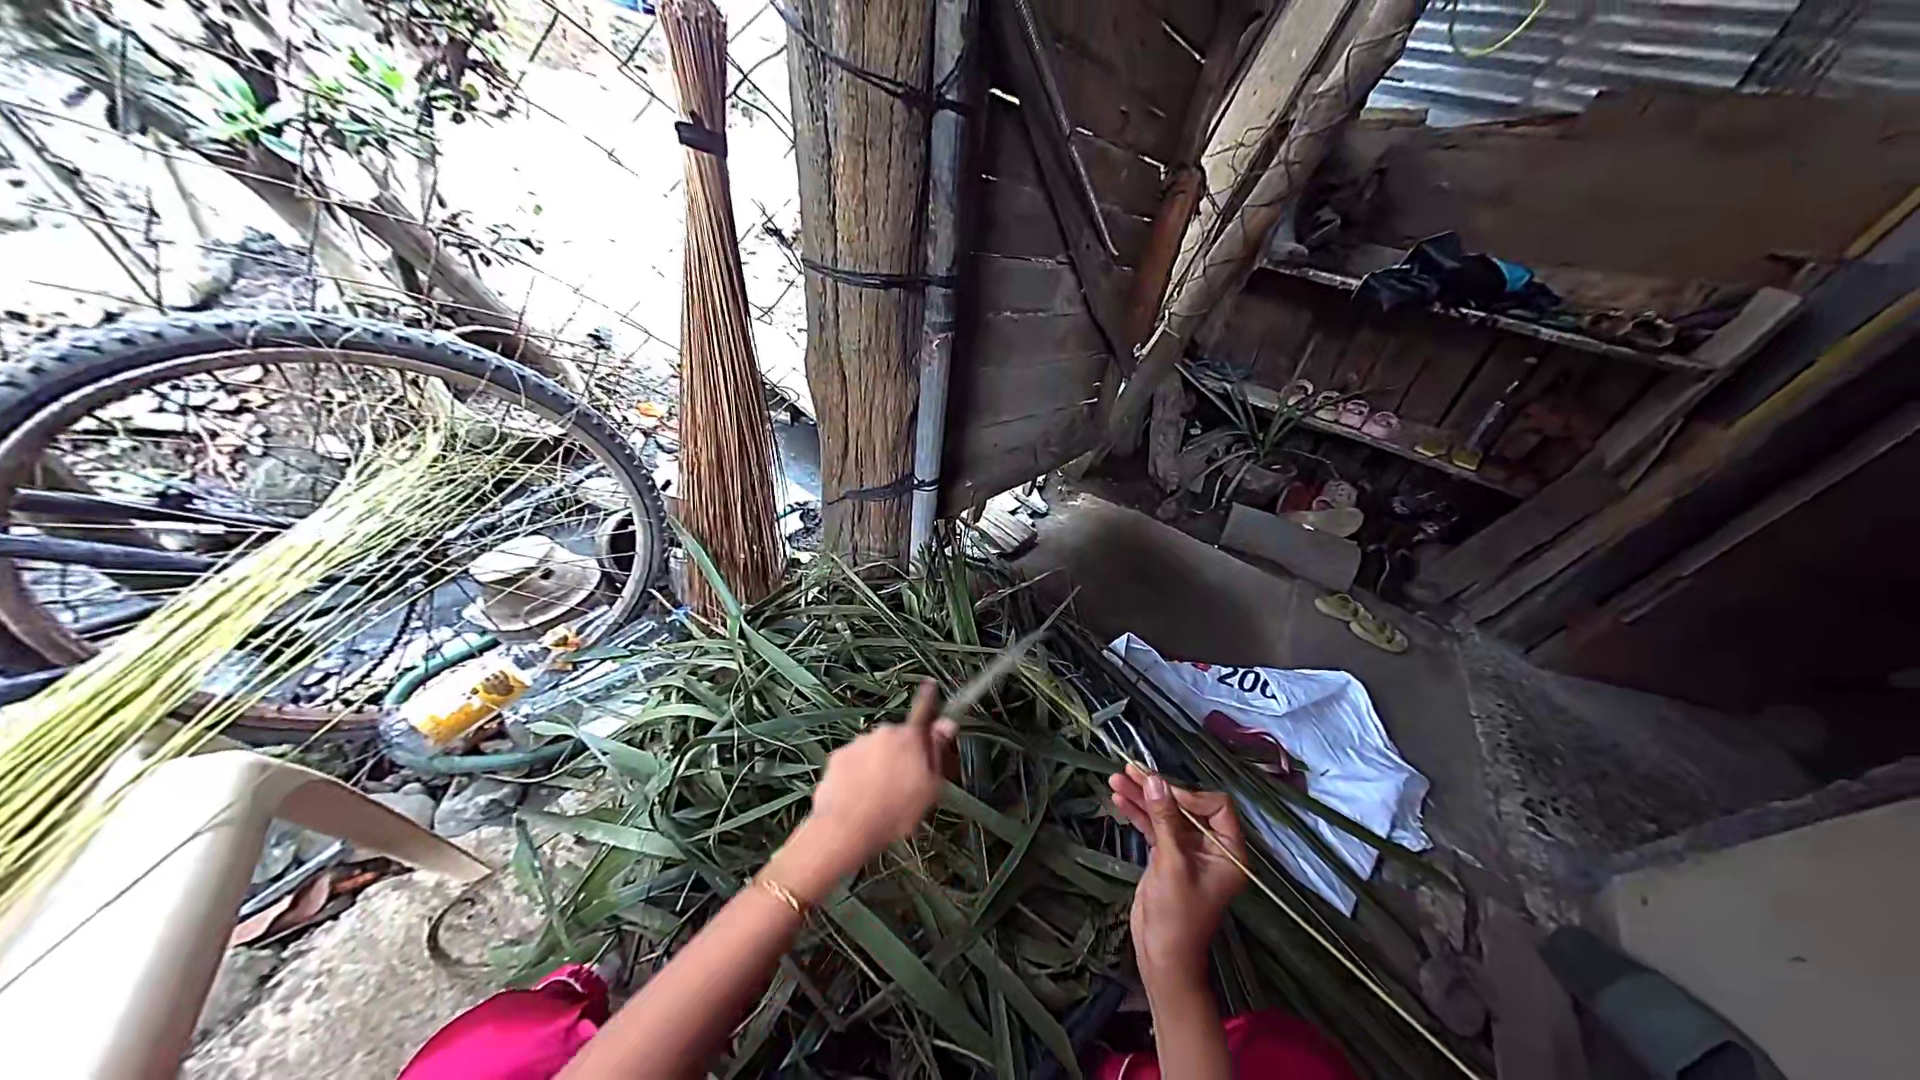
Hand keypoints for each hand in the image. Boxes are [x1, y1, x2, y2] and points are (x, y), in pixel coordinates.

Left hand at [775, 681, 956, 899]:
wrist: (844, 829)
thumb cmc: (894, 812)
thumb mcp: (929, 788)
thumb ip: (938, 753)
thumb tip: (947, 725)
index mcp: (908, 737)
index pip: (924, 709)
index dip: (929, 697)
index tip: (930, 684)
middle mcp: (882, 732)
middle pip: (897, 738)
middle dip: (902, 754)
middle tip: (906, 783)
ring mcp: (856, 744)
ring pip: (874, 751)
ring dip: (878, 766)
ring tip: (880, 798)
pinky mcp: (836, 758)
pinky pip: (853, 763)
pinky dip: (857, 775)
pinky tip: (859, 798)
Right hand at [1109, 764, 1246, 982]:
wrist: (1161, 955)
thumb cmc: (1178, 913)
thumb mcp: (1172, 862)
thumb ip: (1164, 818)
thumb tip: (1154, 779)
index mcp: (1228, 851)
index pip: (1216, 807)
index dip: (1190, 795)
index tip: (1162, 792)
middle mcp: (1210, 847)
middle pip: (1186, 806)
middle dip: (1158, 789)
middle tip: (1130, 770)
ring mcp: (1187, 851)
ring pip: (1165, 814)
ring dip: (1141, 797)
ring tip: (1116, 779)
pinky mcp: (1166, 856)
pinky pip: (1154, 827)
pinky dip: (1137, 813)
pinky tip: (1119, 799)